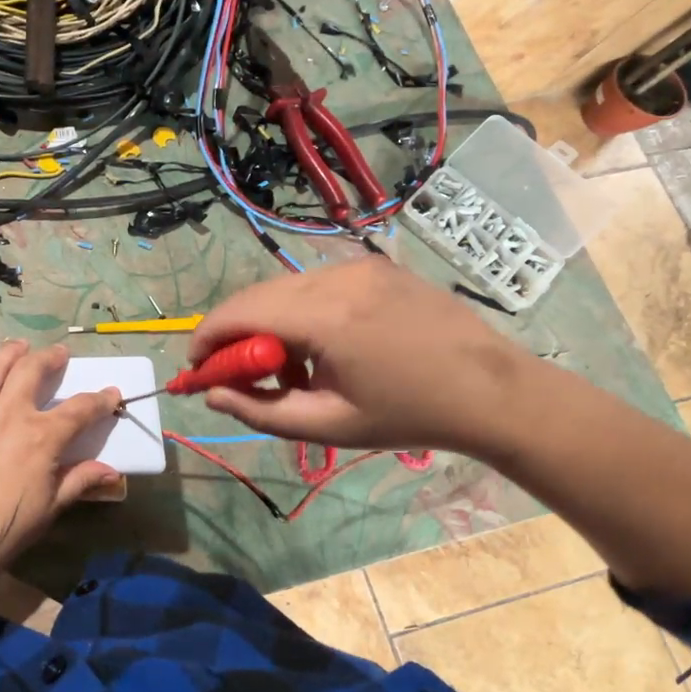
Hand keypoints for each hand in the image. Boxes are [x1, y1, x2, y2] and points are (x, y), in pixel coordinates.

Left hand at [0, 340, 120, 579]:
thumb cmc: (6, 526)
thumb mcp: (50, 507)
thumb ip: (79, 481)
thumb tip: (110, 471)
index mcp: (41, 435)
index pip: (80, 409)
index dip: (100, 399)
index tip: (112, 393)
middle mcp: (9, 413)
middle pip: (31, 371)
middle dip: (49, 357)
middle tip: (58, 353)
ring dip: (6, 354)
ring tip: (16, 346)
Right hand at [190, 259, 540, 455]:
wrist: (494, 391)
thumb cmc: (410, 416)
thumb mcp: (329, 425)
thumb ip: (260, 411)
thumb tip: (212, 394)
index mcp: (326, 317)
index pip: (239, 313)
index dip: (206, 338)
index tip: (196, 368)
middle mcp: (338, 278)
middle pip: (255, 295)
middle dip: (232, 333)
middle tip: (233, 373)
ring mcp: (359, 266)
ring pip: (282, 287)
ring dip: (265, 323)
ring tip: (284, 367)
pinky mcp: (375, 266)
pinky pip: (314, 283)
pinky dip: (297, 310)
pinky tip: (317, 346)